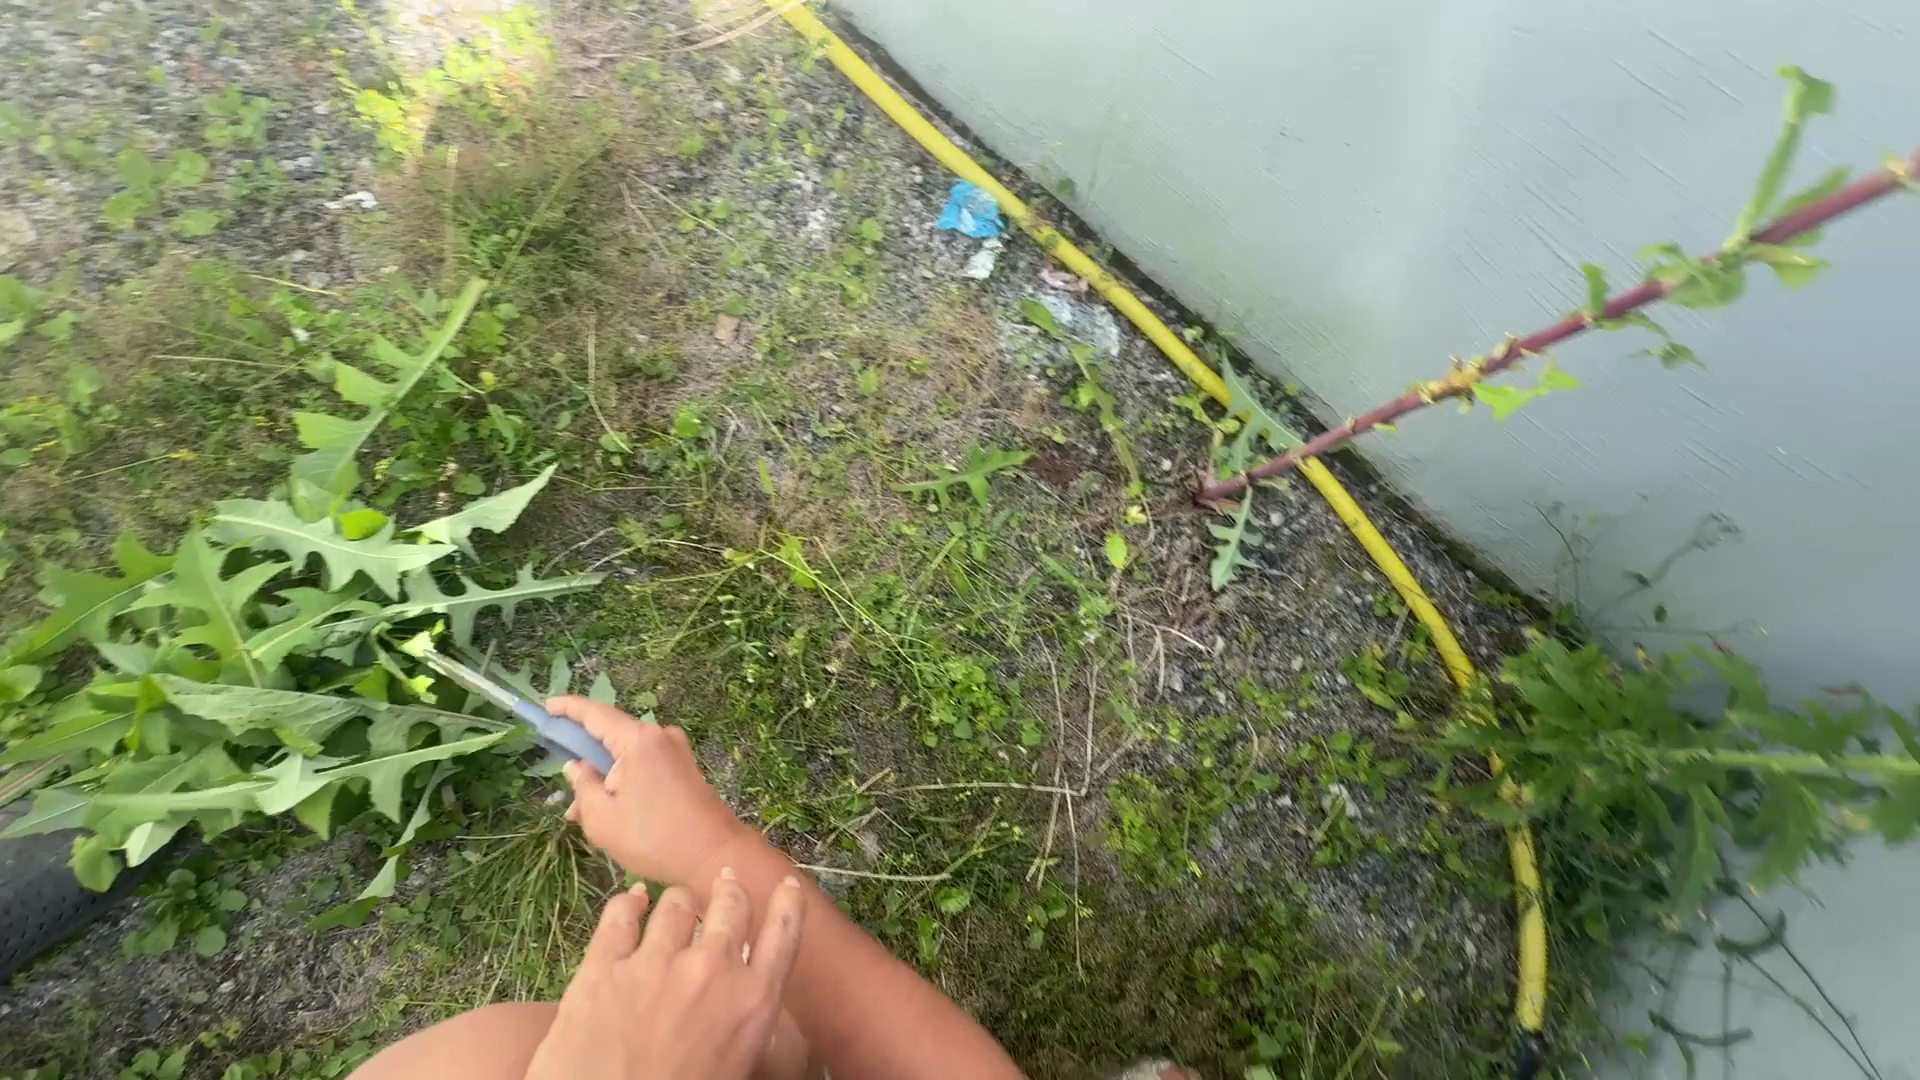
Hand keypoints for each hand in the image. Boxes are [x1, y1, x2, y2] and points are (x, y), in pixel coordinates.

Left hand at [525, 871, 807, 1079]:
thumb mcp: (734, 1066)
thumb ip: (742, 1022)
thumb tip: (740, 1001)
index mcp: (751, 1002)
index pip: (783, 933)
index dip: (787, 902)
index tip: (785, 885)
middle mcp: (712, 969)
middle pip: (731, 905)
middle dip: (729, 892)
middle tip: (725, 884)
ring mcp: (656, 964)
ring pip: (677, 904)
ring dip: (679, 903)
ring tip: (674, 904)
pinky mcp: (602, 969)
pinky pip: (621, 916)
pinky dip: (629, 903)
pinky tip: (633, 900)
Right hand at [549, 697, 762, 885]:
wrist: (714, 853)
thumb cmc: (653, 837)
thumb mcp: (602, 817)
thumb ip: (584, 785)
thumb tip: (577, 765)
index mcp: (640, 740)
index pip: (597, 714)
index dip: (569, 708)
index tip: (547, 706)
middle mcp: (661, 736)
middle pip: (613, 736)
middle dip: (585, 760)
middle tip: (563, 788)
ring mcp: (677, 750)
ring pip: (628, 756)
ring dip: (604, 778)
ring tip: (582, 814)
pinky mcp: (685, 767)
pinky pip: (645, 765)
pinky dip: (624, 782)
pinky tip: (610, 812)